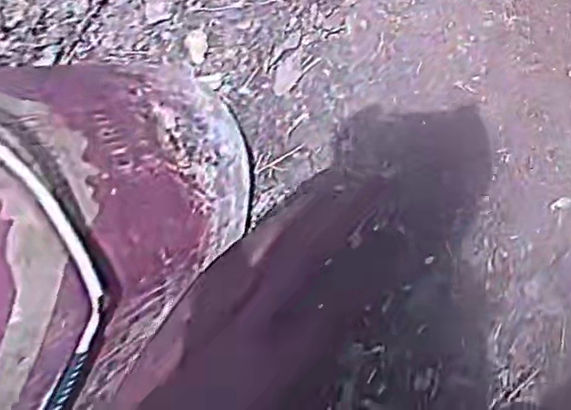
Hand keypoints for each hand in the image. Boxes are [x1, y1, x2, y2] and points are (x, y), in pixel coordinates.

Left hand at [108, 170, 402, 409]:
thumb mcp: (278, 400)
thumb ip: (314, 360)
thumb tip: (346, 324)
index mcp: (269, 362)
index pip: (341, 299)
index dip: (377, 267)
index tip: (400, 245)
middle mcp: (236, 331)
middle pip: (301, 253)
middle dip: (343, 212)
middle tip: (374, 182)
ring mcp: (197, 320)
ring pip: (259, 247)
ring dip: (300, 210)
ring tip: (330, 184)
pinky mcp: (170, 319)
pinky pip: (224, 261)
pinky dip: (256, 235)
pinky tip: (269, 225)